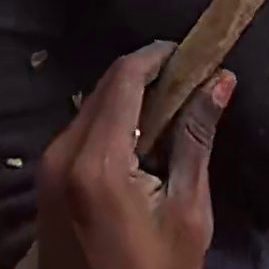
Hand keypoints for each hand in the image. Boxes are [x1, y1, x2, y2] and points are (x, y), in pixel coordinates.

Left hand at [36, 42, 234, 268]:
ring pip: (94, 102)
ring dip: (130, 95)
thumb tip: (222, 80)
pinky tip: (140, 135)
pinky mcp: (46, 178)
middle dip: (147, 73)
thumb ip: (197, 139)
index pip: (125, 76)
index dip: (157, 55)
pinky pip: (83, 126)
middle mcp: (64, 152)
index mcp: (97, 161)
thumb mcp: (186, 214)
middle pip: (107, 85)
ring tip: (170, 106)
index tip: (189, 53)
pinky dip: (113, 117)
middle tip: (186, 80)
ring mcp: (49, 165)